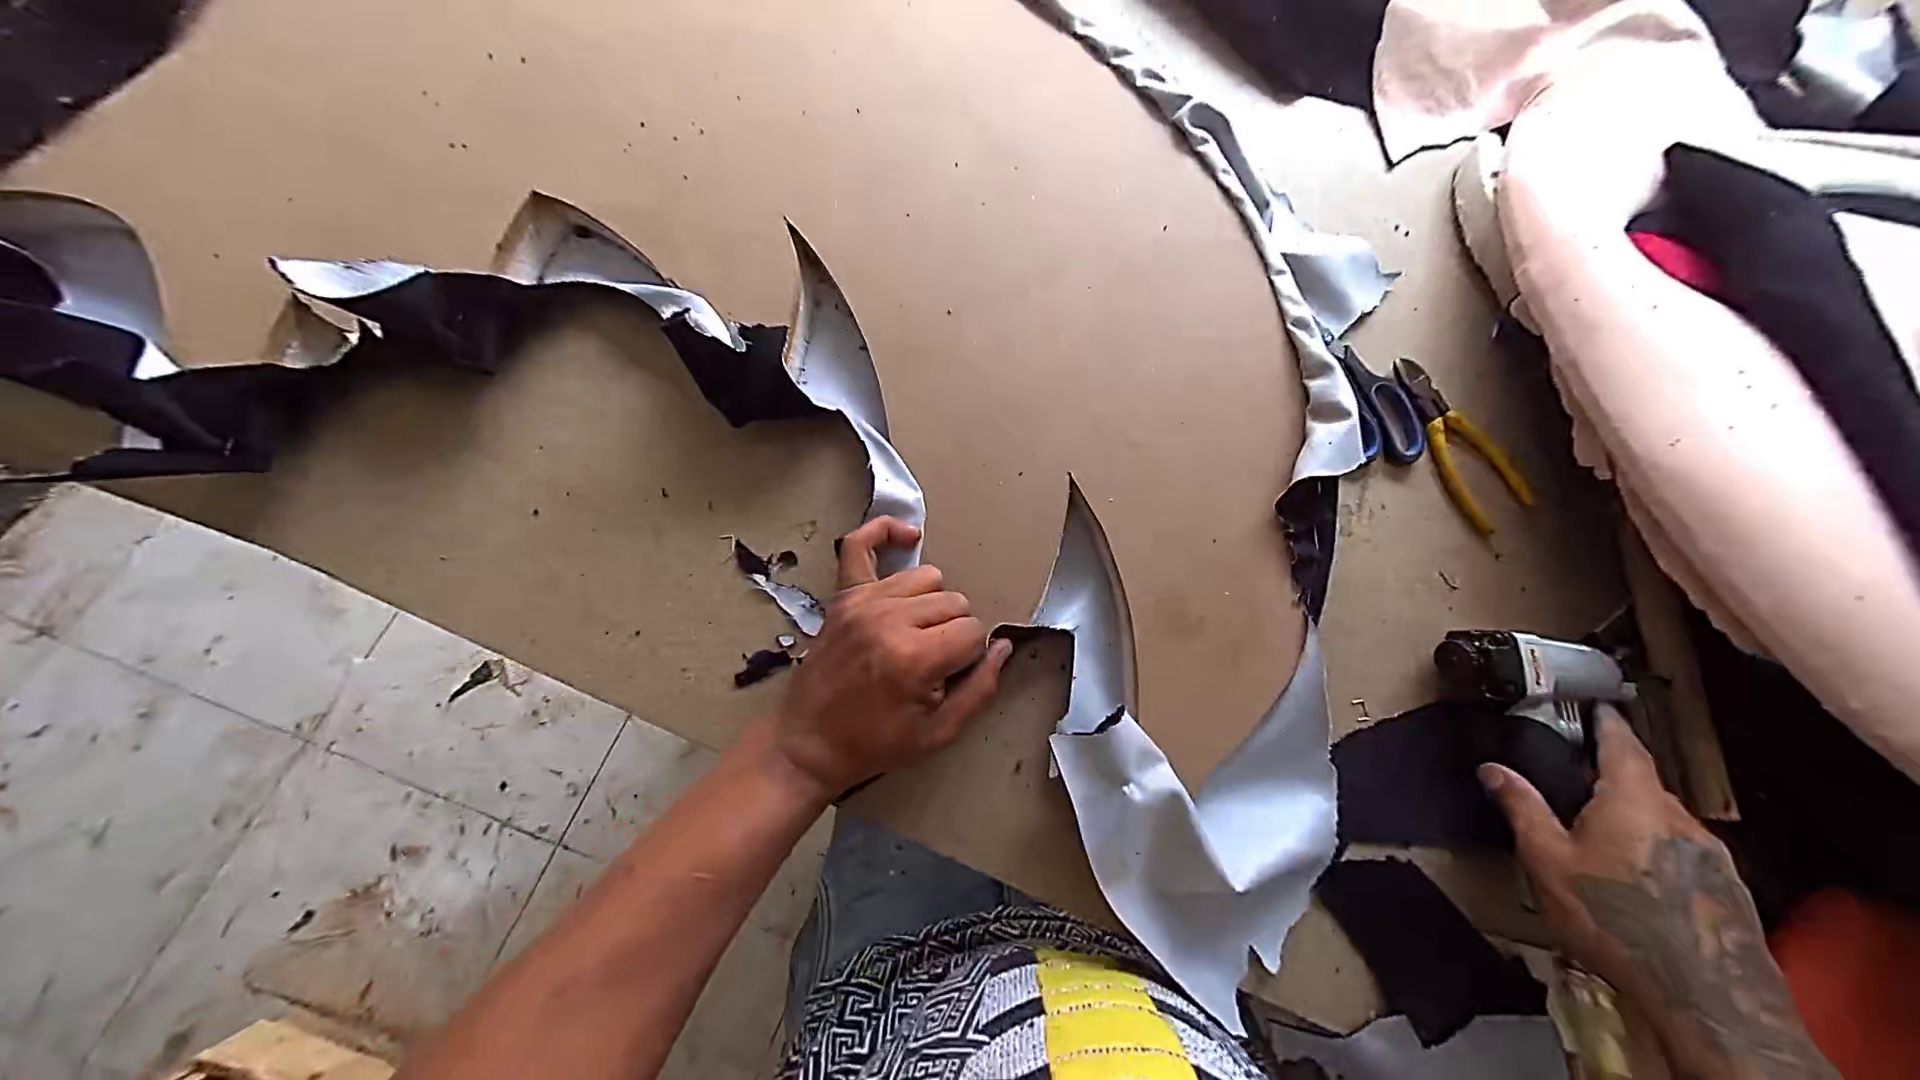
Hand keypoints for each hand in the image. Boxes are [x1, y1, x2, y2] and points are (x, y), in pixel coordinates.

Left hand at [766, 516, 1011, 797]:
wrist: (808, 744)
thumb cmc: (873, 743)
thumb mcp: (939, 734)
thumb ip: (981, 689)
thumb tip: (1003, 647)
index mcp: (913, 657)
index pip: (972, 631)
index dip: (968, 657)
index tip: (947, 678)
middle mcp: (888, 620)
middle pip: (954, 602)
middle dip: (953, 634)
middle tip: (930, 664)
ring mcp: (862, 602)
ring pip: (927, 578)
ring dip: (931, 604)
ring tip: (916, 633)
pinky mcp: (843, 597)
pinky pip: (860, 545)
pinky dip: (885, 532)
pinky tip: (908, 537)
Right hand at [1481, 706, 1834, 1079]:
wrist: (1704, 995)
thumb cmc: (1611, 915)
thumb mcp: (1546, 858)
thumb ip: (1521, 806)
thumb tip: (1492, 767)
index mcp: (1635, 801)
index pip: (1624, 745)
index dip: (1608, 723)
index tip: (1596, 706)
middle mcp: (1680, 818)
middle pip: (1643, 782)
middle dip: (1610, 775)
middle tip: (1574, 776)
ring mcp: (1711, 855)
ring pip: (1662, 817)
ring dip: (1631, 812)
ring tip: (1595, 826)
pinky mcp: (1726, 887)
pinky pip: (1680, 847)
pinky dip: (1652, 843)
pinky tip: (1630, 868)